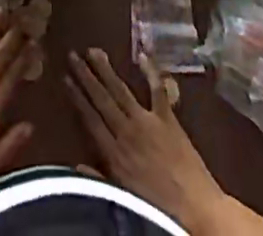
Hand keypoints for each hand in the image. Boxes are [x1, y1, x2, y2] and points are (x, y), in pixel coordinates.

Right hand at [67, 49, 229, 231]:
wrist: (197, 210)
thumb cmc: (159, 210)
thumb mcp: (122, 198)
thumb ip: (98, 180)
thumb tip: (75, 166)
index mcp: (114, 153)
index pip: (89, 118)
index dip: (76, 97)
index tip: (65, 77)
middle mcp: (127, 132)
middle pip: (101, 99)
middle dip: (85, 76)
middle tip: (72, 54)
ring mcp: (148, 122)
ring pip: (121, 91)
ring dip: (106, 70)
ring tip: (94, 51)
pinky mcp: (168, 119)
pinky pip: (157, 91)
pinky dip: (150, 73)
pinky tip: (142, 57)